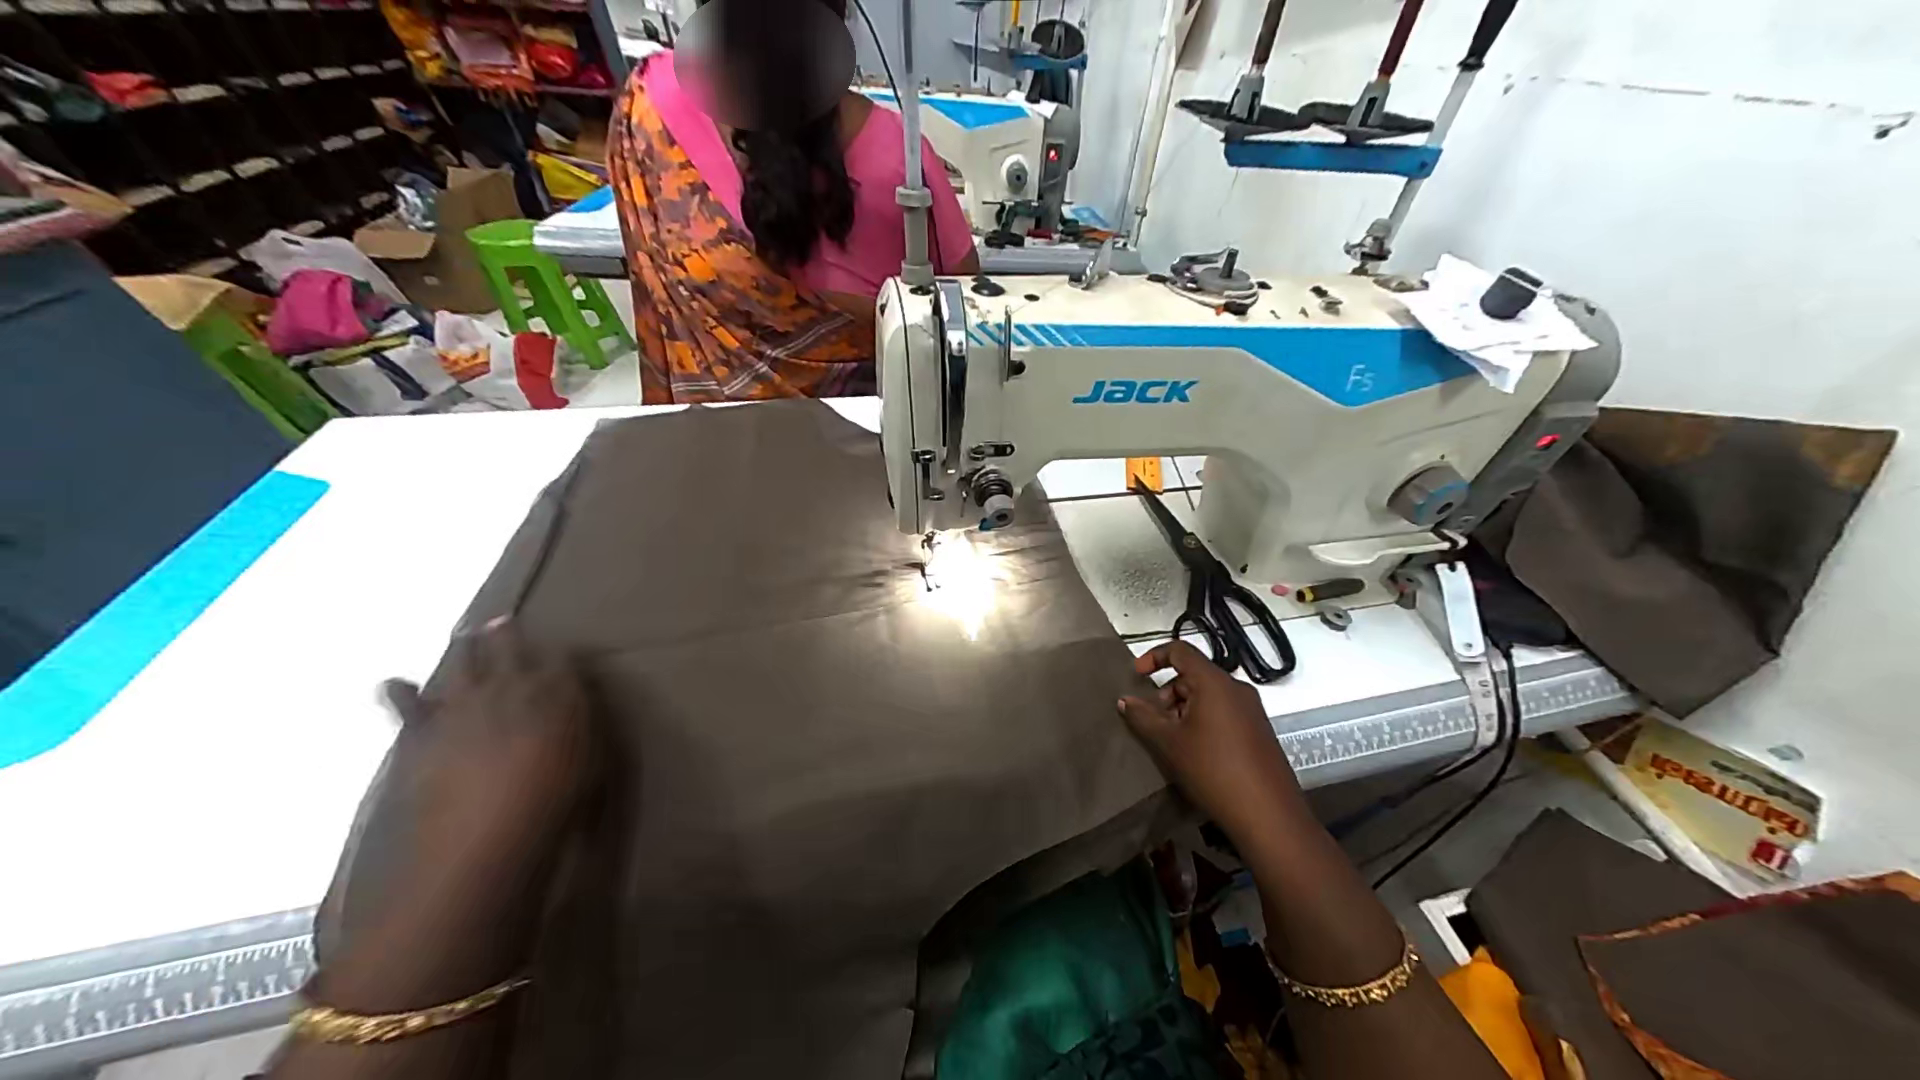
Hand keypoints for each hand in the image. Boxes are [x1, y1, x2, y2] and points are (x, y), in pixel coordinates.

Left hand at [383, 617, 600, 858]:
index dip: (557, 655)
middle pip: (508, 651)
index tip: (558, 651)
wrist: (480, 836)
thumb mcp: (590, 764)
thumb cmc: (552, 803)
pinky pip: (407, 706)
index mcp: (555, 695)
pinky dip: (398, 693)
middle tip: (500, 621)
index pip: (559, 662)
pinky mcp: (422, 733)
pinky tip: (392, 683)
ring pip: (463, 665)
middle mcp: (509, 689)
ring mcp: (462, 707)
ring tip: (464, 634)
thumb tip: (578, 705)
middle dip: (506, 635)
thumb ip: (580, 728)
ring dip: (464, 649)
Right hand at [1118, 641, 1305, 842]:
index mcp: (1214, 682)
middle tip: (1153, 721)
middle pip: (1193, 675)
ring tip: (1172, 741)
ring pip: (1208, 695)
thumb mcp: (1169, 742)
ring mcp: (1252, 709)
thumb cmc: (1212, 770)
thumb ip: (1143, 716)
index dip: (1154, 657)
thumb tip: (1125, 699)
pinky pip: (1223, 711)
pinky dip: (1203, 720)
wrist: (1268, 814)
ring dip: (1184, 709)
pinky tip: (1195, 751)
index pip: (1180, 651)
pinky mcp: (1259, 730)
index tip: (1136, 675)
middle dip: (1167, 692)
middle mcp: (1236, 688)